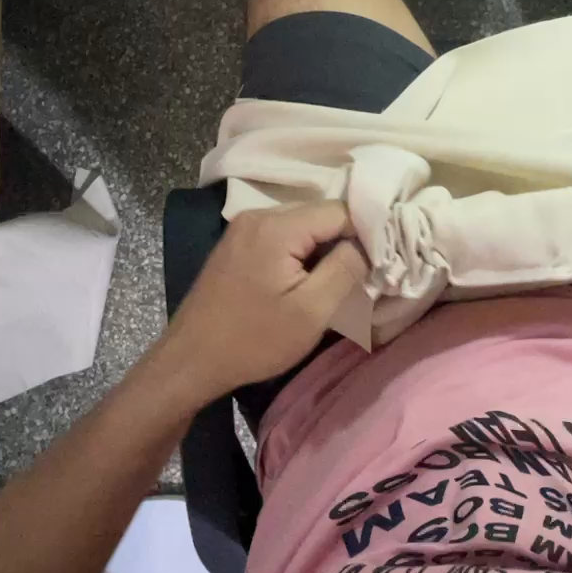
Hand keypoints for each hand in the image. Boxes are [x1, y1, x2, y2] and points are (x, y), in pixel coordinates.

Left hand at [157, 201, 368, 399]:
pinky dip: (301, 252)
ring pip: (302, 225)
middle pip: (320, 214)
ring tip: (337, 280)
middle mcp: (258, 215)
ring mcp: (243, 228)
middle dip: (345, 240)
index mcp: (277, 227)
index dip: (366, 234)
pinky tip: (305, 280)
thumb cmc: (254, 340)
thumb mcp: (311, 311)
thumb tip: (369, 243)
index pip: (341, 211)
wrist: (191, 361)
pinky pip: (282, 235)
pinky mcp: (237, 244)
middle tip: (363, 274)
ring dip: (323, 248)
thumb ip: (346, 269)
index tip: (380, 264)